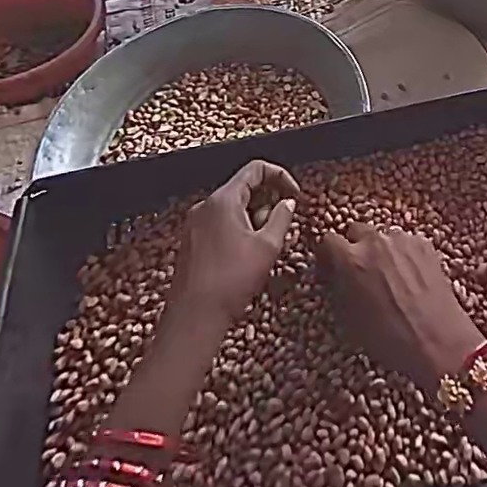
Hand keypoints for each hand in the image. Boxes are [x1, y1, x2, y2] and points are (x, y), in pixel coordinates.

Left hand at [172, 160, 301, 321]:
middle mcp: (205, 207)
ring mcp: (196, 224)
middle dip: (268, 202)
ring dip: (255, 219)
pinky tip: (247, 255)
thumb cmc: (230, 281)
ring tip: (265, 246)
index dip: (280, 176)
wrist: (194, 316)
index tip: (294, 194)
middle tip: (281, 226)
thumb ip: (281, 217)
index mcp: (223, 200)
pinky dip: (239, 230)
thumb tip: (288, 203)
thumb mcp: (268, 246)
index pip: (256, 169)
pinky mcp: (193, 241)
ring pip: (233, 208)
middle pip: (244, 188)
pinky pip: (221, 223)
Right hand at [316, 223, 484, 386]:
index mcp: (351, 259)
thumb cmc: (388, 338)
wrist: (436, 341)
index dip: (327, 256)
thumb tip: (335, 275)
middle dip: (354, 247)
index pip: (328, 241)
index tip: (330, 268)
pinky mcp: (424, 244)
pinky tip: (408, 276)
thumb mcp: (347, 318)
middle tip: (359, 270)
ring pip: (383, 235)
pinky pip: (405, 242)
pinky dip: (402, 253)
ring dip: (380, 249)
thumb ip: (338, 287)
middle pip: (357, 231)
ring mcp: (403, 240)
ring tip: (387, 275)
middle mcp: (376, 242)